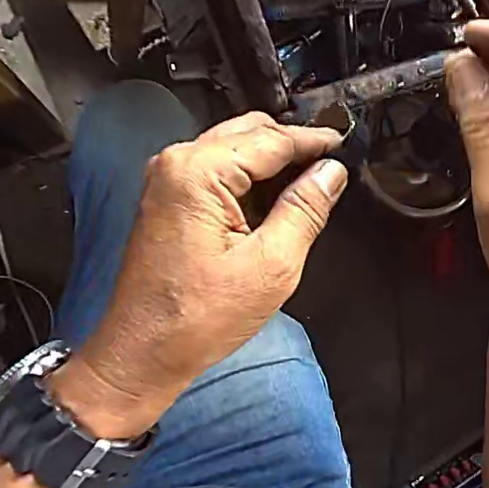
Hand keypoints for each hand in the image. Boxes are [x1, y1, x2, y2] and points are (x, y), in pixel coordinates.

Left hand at [48, 112, 347, 438]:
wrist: (144, 354)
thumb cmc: (197, 319)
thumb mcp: (273, 265)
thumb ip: (305, 209)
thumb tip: (331, 173)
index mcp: (198, 173)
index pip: (271, 139)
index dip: (315, 141)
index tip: (344, 143)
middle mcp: (176, 165)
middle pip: (250, 133)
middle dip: (294, 145)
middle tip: (332, 165)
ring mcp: (168, 181)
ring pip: (235, 148)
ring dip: (273, 160)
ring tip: (311, 183)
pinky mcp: (169, 200)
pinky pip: (219, 170)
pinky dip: (251, 177)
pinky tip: (276, 200)